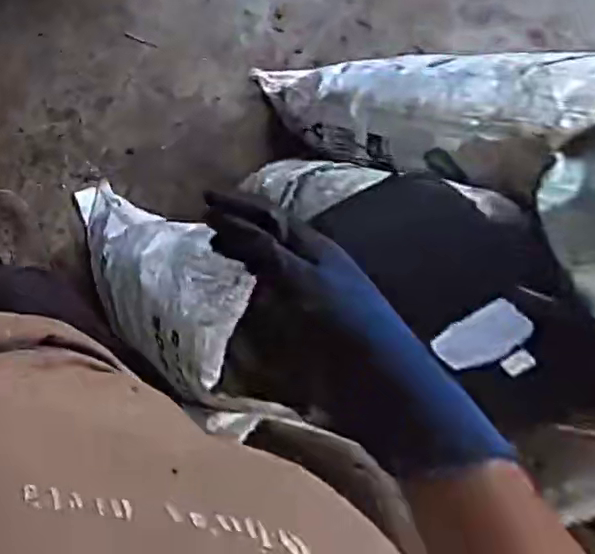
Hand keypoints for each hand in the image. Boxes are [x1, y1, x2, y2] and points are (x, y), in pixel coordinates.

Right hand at [205, 190, 513, 477]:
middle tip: (204, 222)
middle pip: (269, 235)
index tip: (203, 198)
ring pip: (269, 262)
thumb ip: (262, 248)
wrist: (391, 395)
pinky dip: (247, 284)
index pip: (268, 216)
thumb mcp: (301, 278)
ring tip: (214, 250)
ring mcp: (312, 295)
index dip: (236, 205)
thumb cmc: (349, 328)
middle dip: (237, 224)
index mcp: (315, 248)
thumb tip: (220, 221)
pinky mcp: (308, 326)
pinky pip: (269, 293)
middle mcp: (313, 265)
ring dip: (242, 251)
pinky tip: (234, 292)